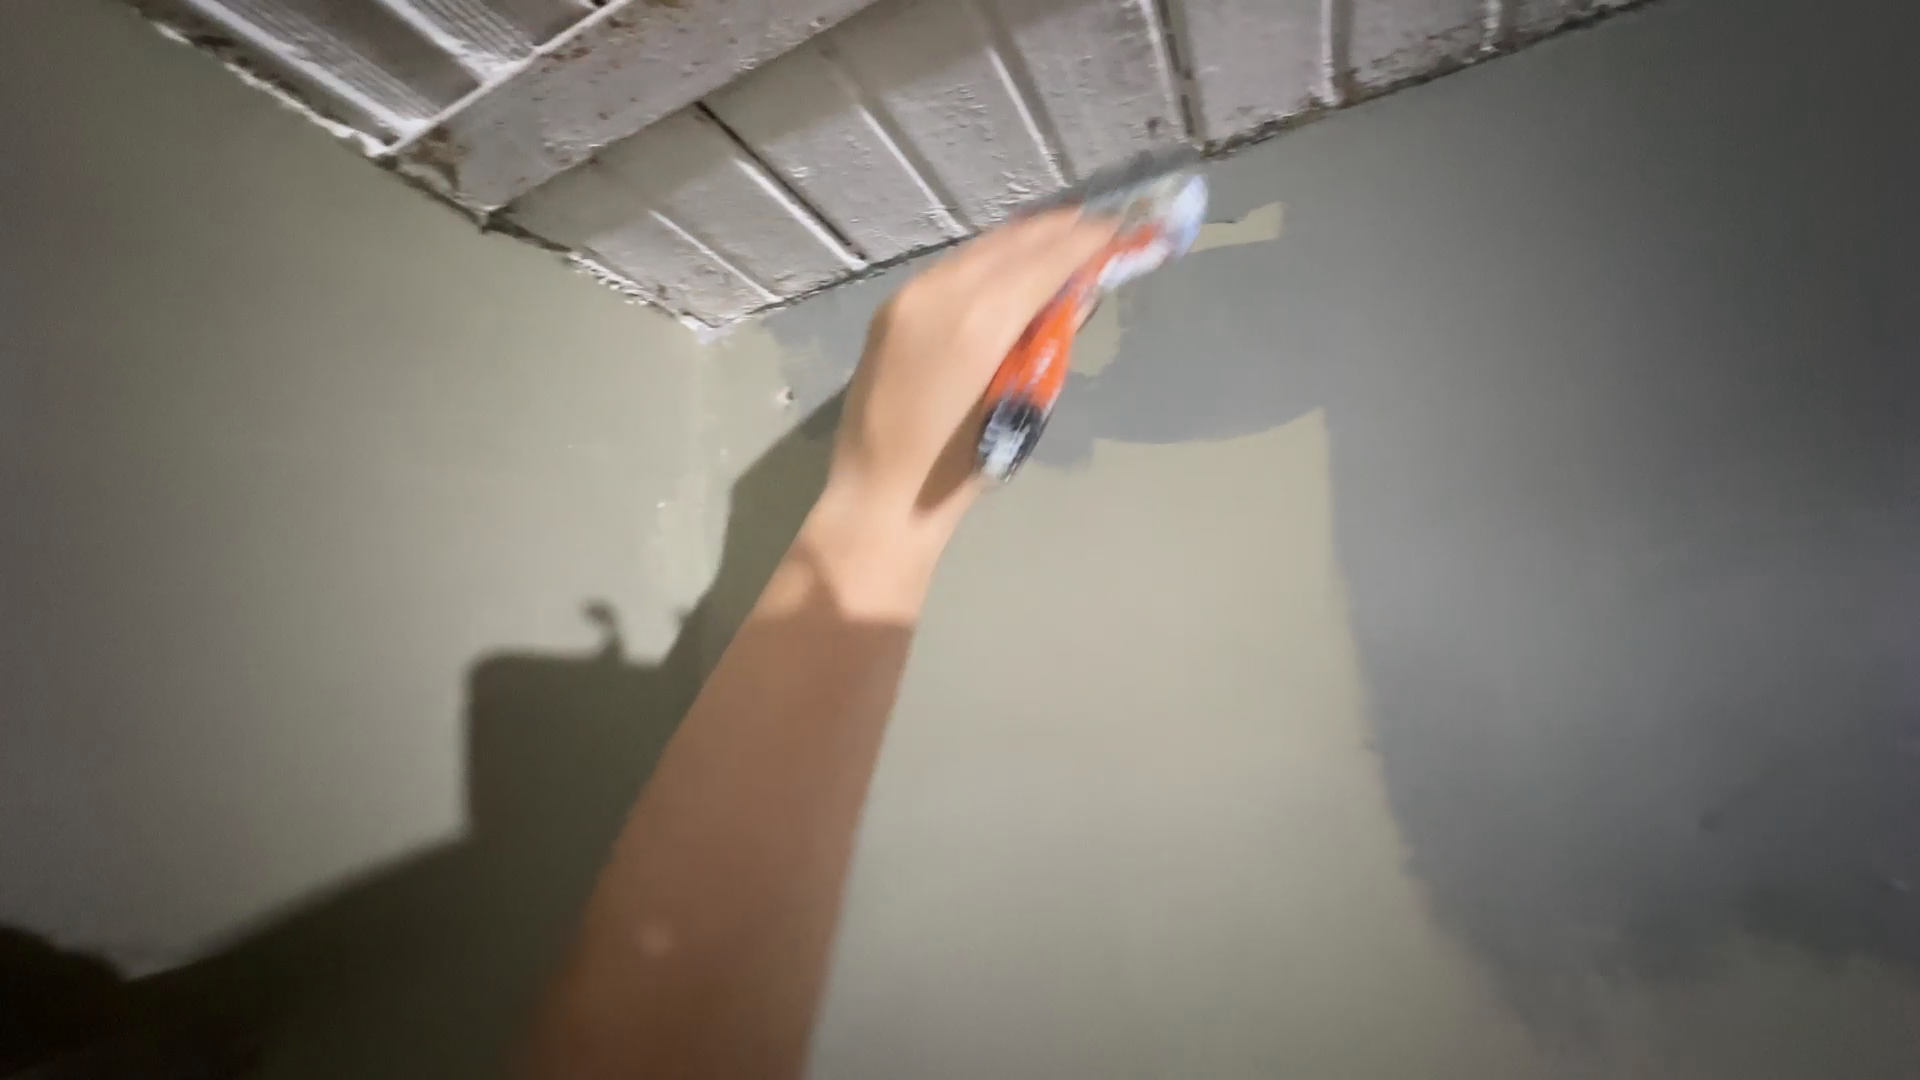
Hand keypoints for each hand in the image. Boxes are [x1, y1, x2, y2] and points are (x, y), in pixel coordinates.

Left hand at [822, 211, 1117, 541]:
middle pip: (1011, 245)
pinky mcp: (891, 308)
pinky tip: (1006, 267)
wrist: (880, 493)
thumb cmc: (961, 468)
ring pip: (977, 252)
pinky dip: (987, 262)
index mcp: (981, 322)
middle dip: (1056, 232)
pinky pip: (951, 270)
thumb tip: (1075, 297)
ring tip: (1058, 238)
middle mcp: (942, 293)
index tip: (1117, 228)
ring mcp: (910, 296)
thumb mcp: (1021, 405)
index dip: (1085, 242)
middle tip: (1095, 225)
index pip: (1045, 262)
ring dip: (1021, 242)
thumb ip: (1047, 342)